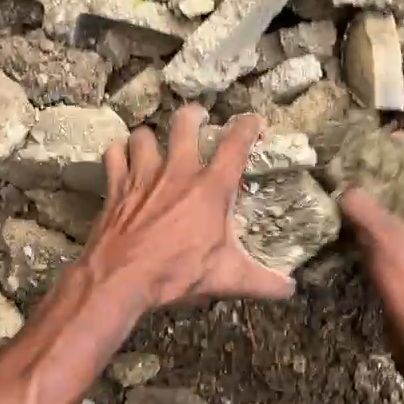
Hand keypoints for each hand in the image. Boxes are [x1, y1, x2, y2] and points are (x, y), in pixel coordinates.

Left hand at [80, 105, 295, 311]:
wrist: (121, 278)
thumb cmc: (177, 273)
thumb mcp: (227, 278)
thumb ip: (262, 282)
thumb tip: (289, 288)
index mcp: (210, 188)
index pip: (236, 145)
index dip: (248, 127)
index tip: (253, 121)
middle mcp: (177, 172)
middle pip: (185, 124)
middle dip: (193, 114)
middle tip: (198, 116)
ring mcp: (142, 175)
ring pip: (144, 135)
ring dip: (150, 135)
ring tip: (154, 140)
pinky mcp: (116, 186)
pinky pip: (113, 154)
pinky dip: (117, 152)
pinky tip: (120, 157)